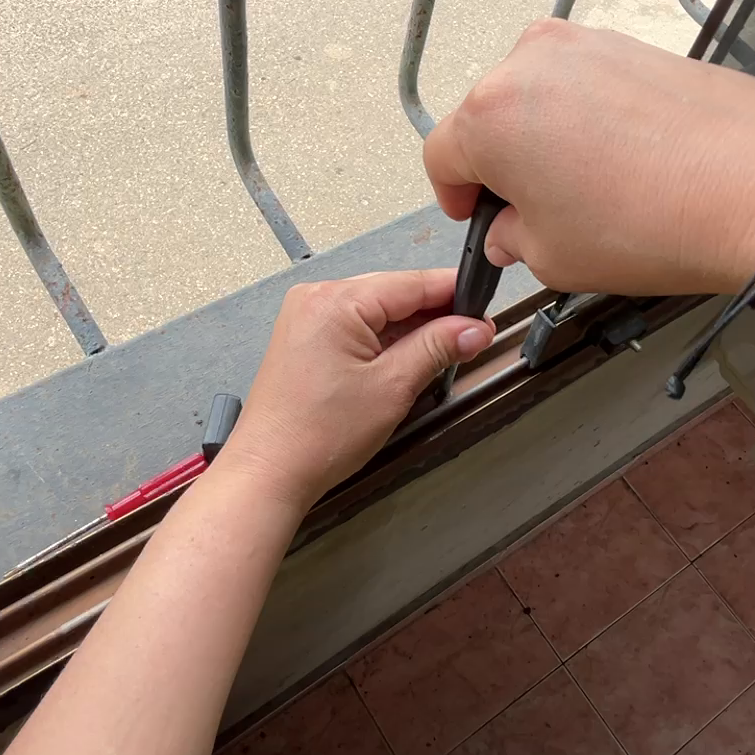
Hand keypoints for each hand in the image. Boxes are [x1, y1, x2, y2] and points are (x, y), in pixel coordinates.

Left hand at [212, 270, 495, 507]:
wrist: (268, 472)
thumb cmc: (321, 434)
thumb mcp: (393, 387)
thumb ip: (436, 347)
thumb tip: (475, 328)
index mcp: (336, 300)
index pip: (411, 282)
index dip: (454, 294)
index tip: (486, 311)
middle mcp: (316, 297)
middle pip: (392, 293)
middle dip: (433, 314)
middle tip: (472, 337)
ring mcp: (306, 317)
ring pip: (375, 310)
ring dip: (409, 329)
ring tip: (445, 352)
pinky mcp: (303, 338)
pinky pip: (354, 326)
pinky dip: (383, 340)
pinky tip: (406, 358)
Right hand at [424, 19, 754, 294]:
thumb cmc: (654, 221)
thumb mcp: (550, 258)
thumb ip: (510, 239)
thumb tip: (507, 229)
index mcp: (488, 116)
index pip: (441, 156)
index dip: (454, 196)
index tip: (477, 216)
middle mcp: (528, 64)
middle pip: (485, 121)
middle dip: (499, 168)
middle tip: (531, 214)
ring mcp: (584, 45)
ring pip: (532, 99)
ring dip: (541, 143)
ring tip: (584, 192)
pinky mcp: (630, 44)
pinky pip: (581, 85)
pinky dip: (583, 121)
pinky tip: (618, 164)